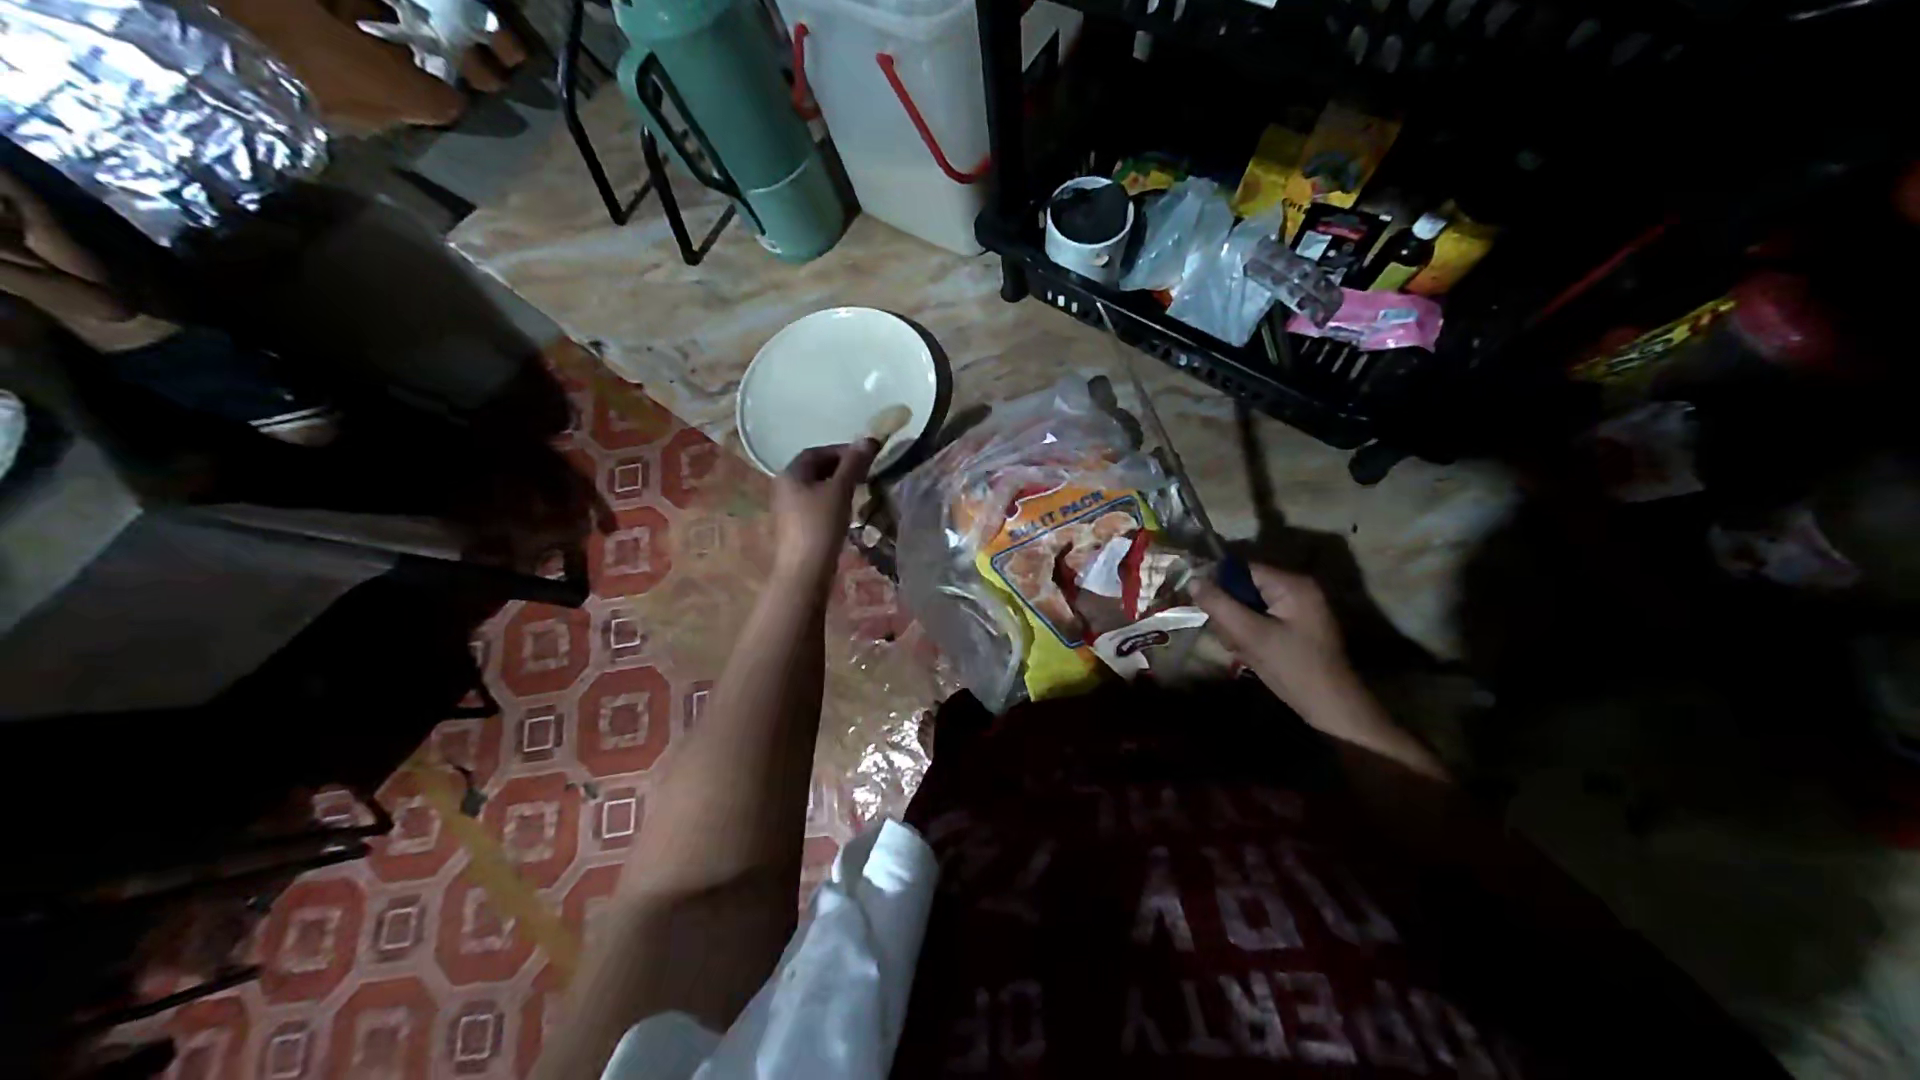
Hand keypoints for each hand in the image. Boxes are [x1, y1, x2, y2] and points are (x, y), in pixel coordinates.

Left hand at [771, 439, 877, 581]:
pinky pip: (814, 504)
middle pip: (814, 469)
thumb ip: (854, 464)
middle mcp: (784, 487)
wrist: (804, 571)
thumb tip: (869, 438)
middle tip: (865, 472)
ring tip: (859, 489)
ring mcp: (787, 508)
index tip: (865, 457)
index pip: (816, 452)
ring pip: (815, 487)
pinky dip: (832, 501)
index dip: (841, 450)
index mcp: (790, 473)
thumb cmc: (820, 525)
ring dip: (837, 485)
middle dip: (840, 467)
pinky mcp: (795, 526)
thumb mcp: (840, 490)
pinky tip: (847, 510)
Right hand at [1192, 563, 1356, 715]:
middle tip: (1231, 639)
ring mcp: (1298, 609)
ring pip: (1249, 607)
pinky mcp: (1295, 627)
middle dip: (1231, 613)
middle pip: (1245, 589)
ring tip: (1241, 650)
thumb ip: (1220, 606)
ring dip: (1238, 627)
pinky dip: (1250, 635)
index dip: (1220, 587)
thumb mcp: (1251, 636)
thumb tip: (1193, 581)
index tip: (1207, 610)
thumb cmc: (1293, 668)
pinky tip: (1250, 654)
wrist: (1331, 706)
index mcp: (1292, 585)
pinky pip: (1261, 620)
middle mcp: (1297, 590)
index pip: (1243, 570)